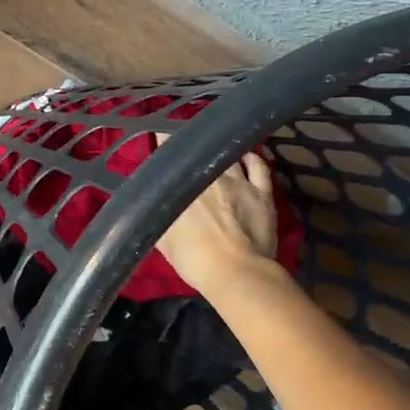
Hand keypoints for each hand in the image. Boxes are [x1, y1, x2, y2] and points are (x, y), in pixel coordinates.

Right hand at [153, 136, 280, 293]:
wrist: (235, 273)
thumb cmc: (193, 258)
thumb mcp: (162, 238)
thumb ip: (156, 214)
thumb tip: (146, 202)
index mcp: (182, 184)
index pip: (170, 153)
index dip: (164, 141)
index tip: (160, 136)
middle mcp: (209, 174)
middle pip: (199, 149)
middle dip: (192, 144)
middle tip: (189, 146)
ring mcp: (238, 181)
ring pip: (229, 154)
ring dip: (221, 149)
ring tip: (217, 147)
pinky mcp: (262, 192)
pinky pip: (259, 166)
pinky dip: (252, 157)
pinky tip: (247, 155)